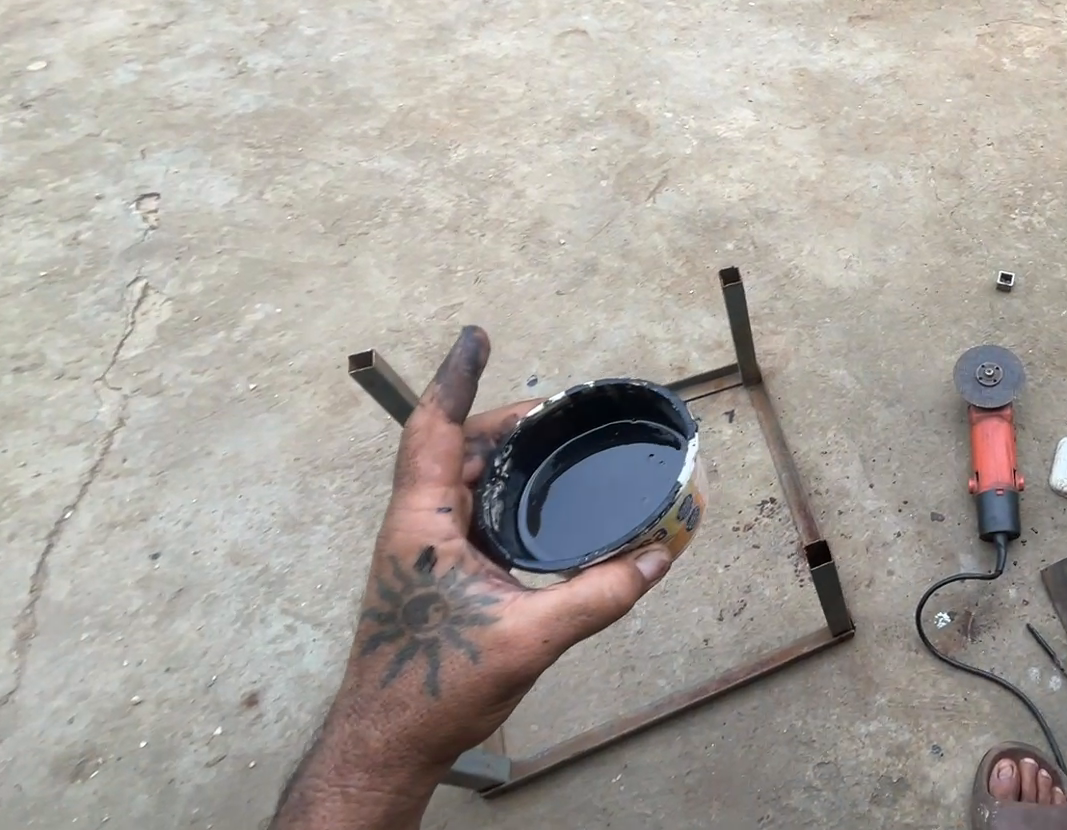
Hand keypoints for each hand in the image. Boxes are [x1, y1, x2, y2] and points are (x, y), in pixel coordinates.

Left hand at [274, 327, 673, 829]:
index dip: (455, 380)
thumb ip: (601, 594)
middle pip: (454, 445)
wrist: (386, 747)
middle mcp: (421, 524)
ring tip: (559, 441)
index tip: (476, 337)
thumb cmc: (435, 689)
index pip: (433, 432)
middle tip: (560, 410)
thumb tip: (662, 554)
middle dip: (503, 416)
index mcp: (423, 524)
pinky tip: (547, 500)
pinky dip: (510, 485)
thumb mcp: (530, 638)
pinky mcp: (447, 568)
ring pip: (465, 476)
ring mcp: (431, 547)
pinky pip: (479, 506)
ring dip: (506, 449)